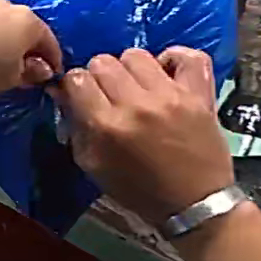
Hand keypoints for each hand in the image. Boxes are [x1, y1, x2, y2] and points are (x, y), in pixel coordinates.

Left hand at [0, 0, 61, 95]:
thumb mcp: (10, 79)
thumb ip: (31, 73)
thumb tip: (40, 69)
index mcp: (28, 20)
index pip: (50, 42)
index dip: (52, 62)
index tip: (49, 77)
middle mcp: (7, 4)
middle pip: (26, 29)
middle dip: (28, 49)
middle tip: (24, 71)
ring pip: (4, 24)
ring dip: (6, 41)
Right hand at [50, 47, 231, 225]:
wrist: (196, 205)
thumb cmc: (135, 187)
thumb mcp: (90, 161)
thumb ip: (73, 122)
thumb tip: (60, 90)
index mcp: (107, 124)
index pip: (75, 78)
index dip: (73, 85)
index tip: (80, 96)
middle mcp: (137, 105)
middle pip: (102, 62)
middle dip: (98, 76)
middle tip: (107, 94)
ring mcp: (172, 98)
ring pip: (135, 55)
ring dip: (129, 68)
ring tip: (135, 86)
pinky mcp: (200, 97)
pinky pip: (189, 57)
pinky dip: (174, 59)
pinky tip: (165, 74)